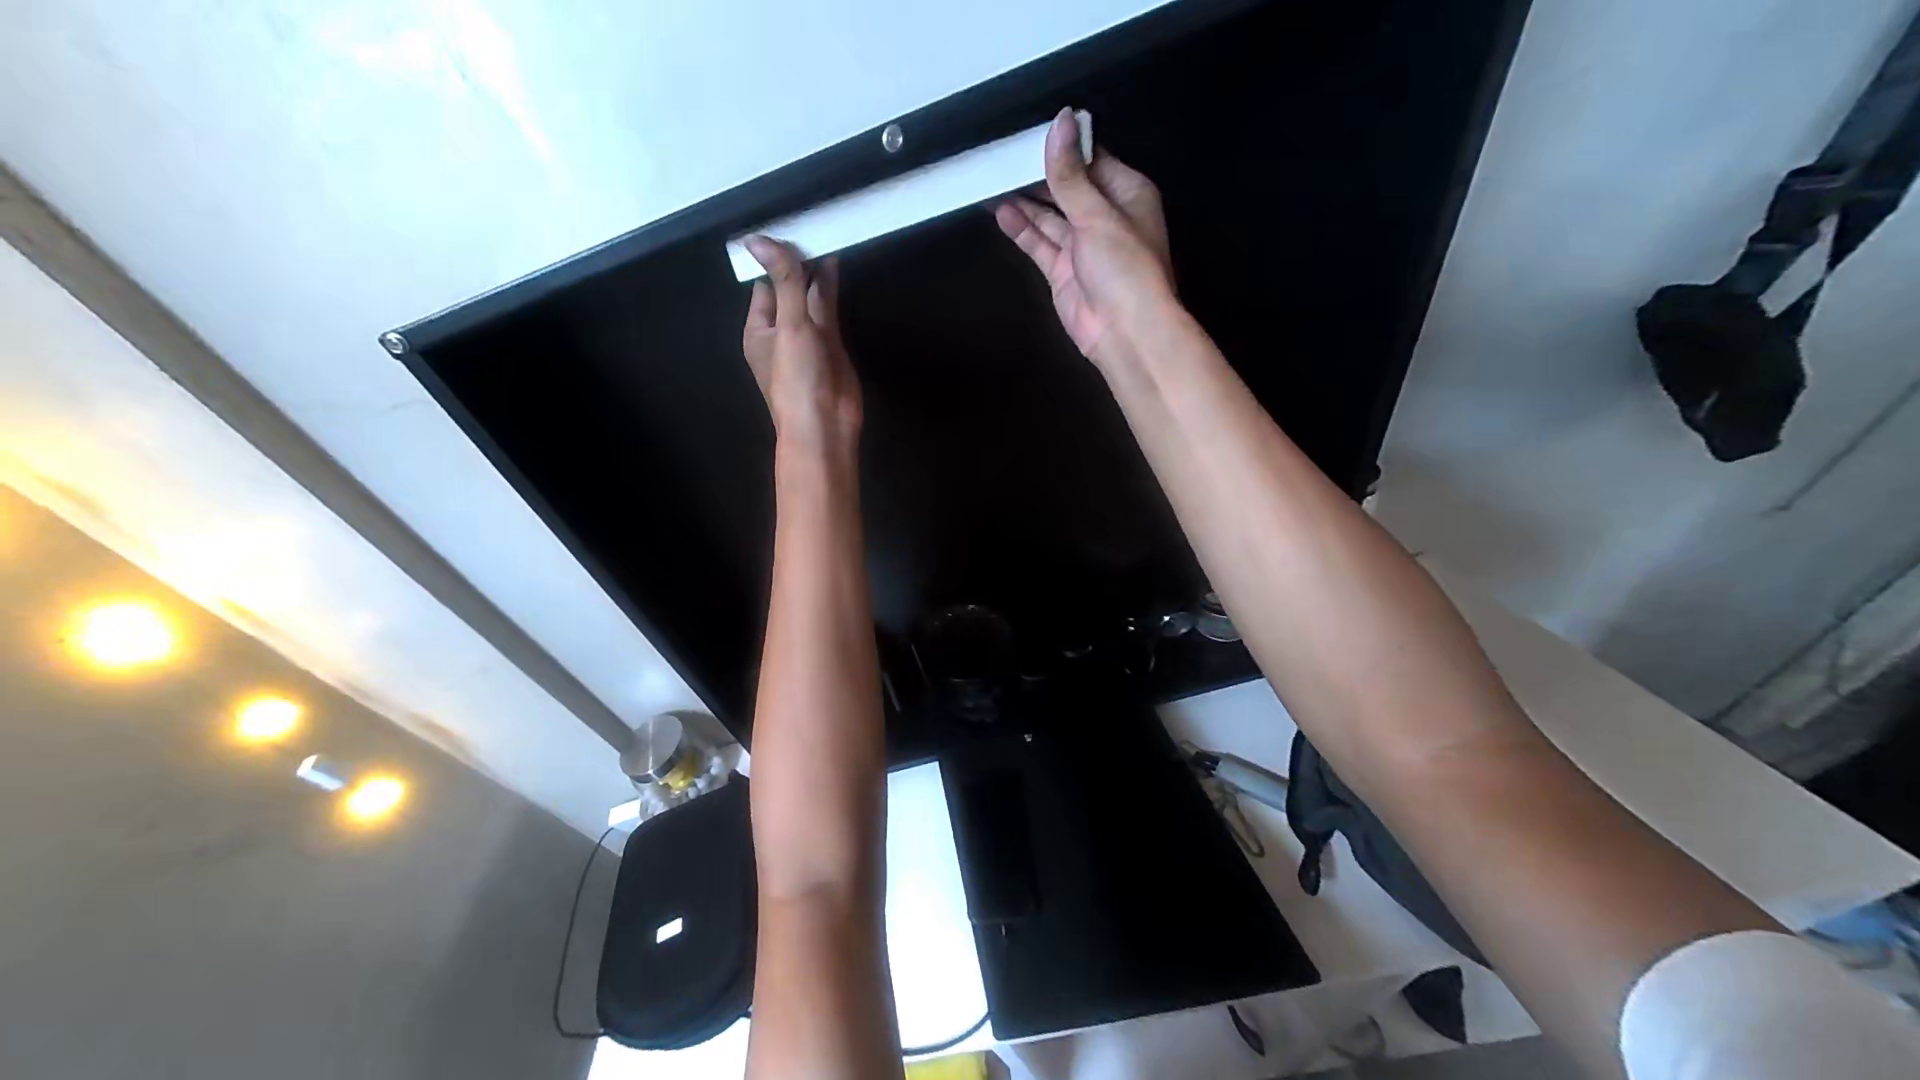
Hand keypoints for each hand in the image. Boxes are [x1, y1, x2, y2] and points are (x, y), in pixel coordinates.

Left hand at [742, 236, 862, 448]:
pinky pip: (830, 310)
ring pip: (811, 297)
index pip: (765, 285)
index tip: (789, 226)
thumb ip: (783, 281)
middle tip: (812, 221)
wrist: (825, 425)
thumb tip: (758, 239)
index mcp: (759, 329)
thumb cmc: (797, 378)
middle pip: (789, 288)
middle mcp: (782, 331)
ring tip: (826, 233)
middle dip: (798, 263)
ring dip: (817, 273)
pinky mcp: (833, 345)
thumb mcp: (788, 325)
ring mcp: (809, 338)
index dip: (775, 259)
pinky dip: (833, 289)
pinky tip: (837, 264)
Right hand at [994, 108, 1177, 371]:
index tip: (1031, 131)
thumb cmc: (1124, 268)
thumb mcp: (1097, 214)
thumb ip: (1070, 174)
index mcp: (1126, 194)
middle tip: (1004, 156)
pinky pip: (1040, 243)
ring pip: (1049, 216)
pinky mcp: (1062, 271)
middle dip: (1039, 174)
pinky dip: (1022, 229)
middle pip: (1067, 187)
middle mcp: (1105, 217)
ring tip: (993, 181)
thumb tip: (1060, 122)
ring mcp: (1082, 246)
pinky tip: (1001, 212)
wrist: (1125, 332)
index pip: (1091, 160)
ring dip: (1025, 201)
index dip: (1063, 146)